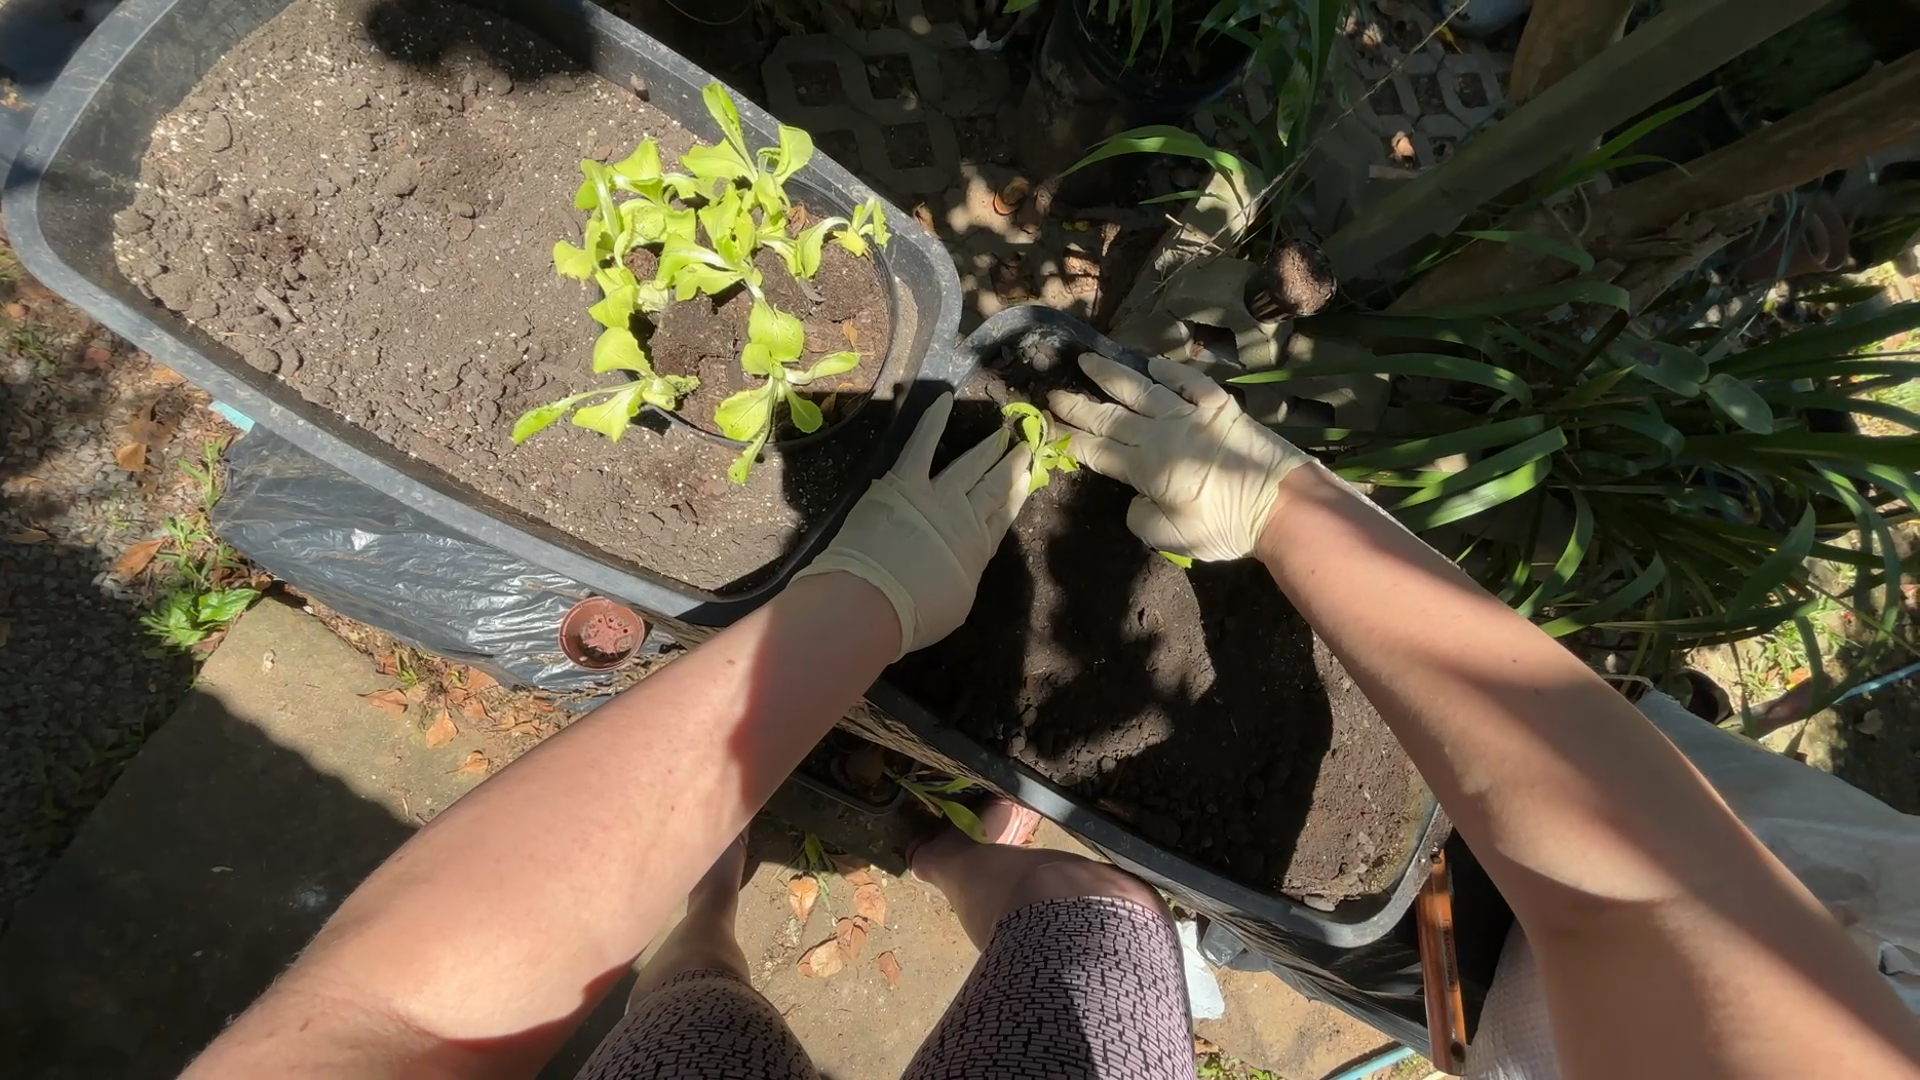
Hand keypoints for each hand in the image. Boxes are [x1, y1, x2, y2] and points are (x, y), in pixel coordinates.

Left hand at [793, 393, 1032, 657]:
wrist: (876, 600)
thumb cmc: (914, 614)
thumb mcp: (955, 604)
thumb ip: (962, 577)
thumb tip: (959, 565)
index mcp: (977, 549)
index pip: (1004, 516)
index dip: (1019, 494)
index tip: (1030, 476)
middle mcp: (965, 516)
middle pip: (993, 486)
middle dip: (1011, 465)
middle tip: (1025, 445)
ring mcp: (936, 495)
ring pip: (969, 464)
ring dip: (987, 448)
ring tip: (1002, 432)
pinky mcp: (905, 482)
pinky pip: (922, 444)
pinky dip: (933, 421)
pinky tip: (945, 399)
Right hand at [1050, 354, 1309, 561]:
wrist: (1283, 505)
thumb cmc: (1225, 527)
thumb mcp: (1172, 538)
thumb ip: (1141, 518)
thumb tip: (1136, 498)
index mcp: (1145, 468)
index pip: (1097, 449)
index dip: (1070, 438)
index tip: (1047, 426)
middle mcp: (1161, 434)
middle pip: (1110, 417)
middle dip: (1078, 405)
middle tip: (1052, 392)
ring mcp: (1191, 415)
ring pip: (1142, 390)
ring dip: (1111, 375)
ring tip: (1087, 359)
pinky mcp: (1220, 408)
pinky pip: (1190, 382)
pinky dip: (1172, 371)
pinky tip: (1154, 363)